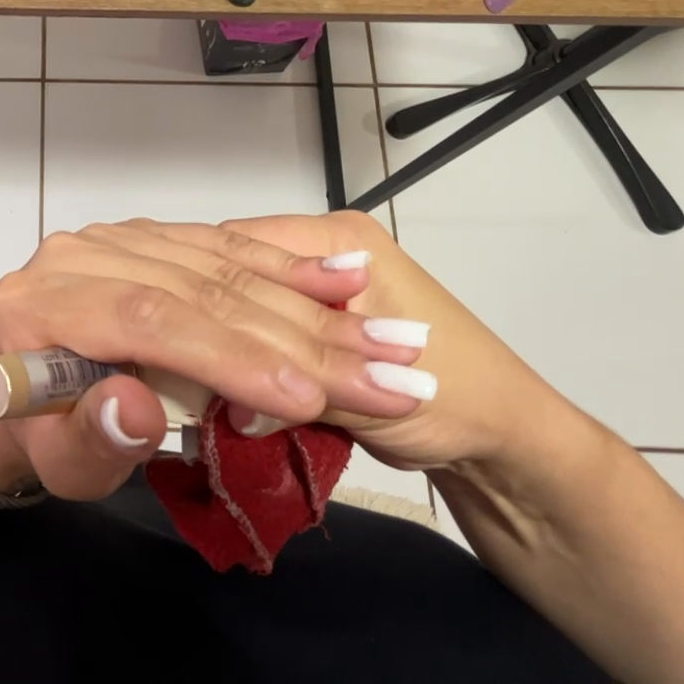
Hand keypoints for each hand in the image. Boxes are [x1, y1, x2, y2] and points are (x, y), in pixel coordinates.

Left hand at [0, 220, 433, 500]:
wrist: (36, 400)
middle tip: (388, 376)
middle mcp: (72, 255)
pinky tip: (347, 278)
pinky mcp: (144, 236)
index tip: (309, 396)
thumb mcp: (65, 465)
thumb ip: (91, 439)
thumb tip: (133, 409)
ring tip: (391, 337)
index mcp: (37, 305)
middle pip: (193, 287)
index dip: (229, 354)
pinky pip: (223, 244)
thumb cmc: (51, 441)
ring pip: (219, 263)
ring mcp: (112, 238)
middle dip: (293, 337)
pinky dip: (287, 267)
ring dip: (307, 301)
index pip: (145, 318)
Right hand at [215, 212, 577, 470]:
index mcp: (341, 241)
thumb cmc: (458, 400)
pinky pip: (262, 326)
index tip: (180, 338)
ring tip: (202, 380)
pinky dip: (246, 356)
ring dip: (230, 341)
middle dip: (213, 319)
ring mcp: (321, 285)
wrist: (503, 442)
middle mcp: (325, 251)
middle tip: (187, 367)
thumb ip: (294, 391)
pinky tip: (227, 385)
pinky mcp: (318, 320)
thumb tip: (227, 404)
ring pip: (245, 300)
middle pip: (238, 270)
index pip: (241, 245)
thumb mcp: (370, 396)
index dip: (204, 289)